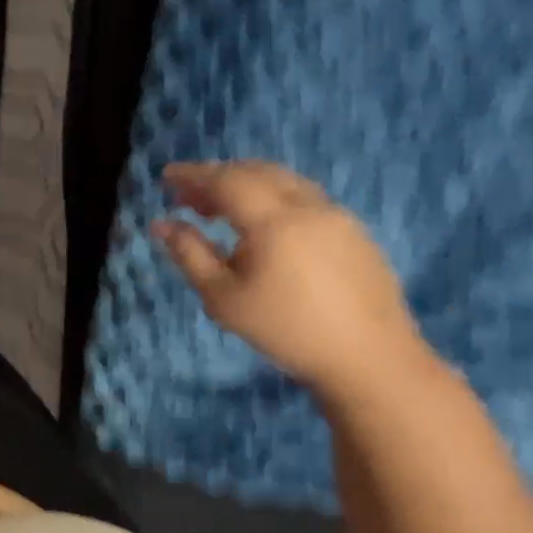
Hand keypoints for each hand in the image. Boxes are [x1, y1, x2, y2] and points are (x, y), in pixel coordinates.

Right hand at [153, 161, 428, 389]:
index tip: (166, 176)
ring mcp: (338, 218)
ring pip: (285, 182)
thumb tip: (161, 223)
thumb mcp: (222, 297)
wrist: (370, 359)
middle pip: (258, 173)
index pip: (227, 181)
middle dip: (219, 177)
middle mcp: (309, 208)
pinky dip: (273, 199)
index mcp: (275, 221)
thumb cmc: (285, 329)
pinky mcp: (356, 234)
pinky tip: (263, 230)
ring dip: (248, 185)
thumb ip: (189, 254)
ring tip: (221, 211)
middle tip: (188, 197)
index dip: (193, 174)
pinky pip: (305, 199)